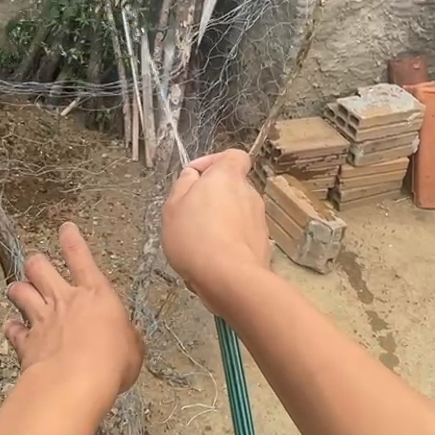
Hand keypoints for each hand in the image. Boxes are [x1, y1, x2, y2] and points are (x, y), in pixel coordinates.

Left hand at [4, 223, 142, 405]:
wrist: (75, 382)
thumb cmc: (111, 362)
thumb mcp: (133, 348)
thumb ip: (127, 337)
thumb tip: (127, 339)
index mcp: (95, 294)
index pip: (81, 257)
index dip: (72, 240)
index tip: (66, 228)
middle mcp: (65, 299)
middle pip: (41, 267)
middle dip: (36, 262)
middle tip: (36, 263)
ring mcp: (42, 318)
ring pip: (21, 291)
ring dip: (18, 288)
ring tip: (16, 288)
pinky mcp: (27, 342)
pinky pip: (13, 329)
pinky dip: (11, 328)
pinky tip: (10, 328)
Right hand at [162, 148, 268, 307]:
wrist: (230, 279)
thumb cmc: (197, 239)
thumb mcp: (173, 207)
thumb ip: (183, 185)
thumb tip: (191, 176)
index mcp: (227, 176)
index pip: (233, 155)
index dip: (213, 162)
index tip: (194, 177)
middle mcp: (248, 193)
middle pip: (231, 186)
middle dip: (211, 197)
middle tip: (189, 214)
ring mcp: (258, 219)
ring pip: (235, 212)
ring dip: (219, 221)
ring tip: (198, 241)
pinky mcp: (262, 244)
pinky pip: (240, 235)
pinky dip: (228, 241)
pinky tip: (211, 258)